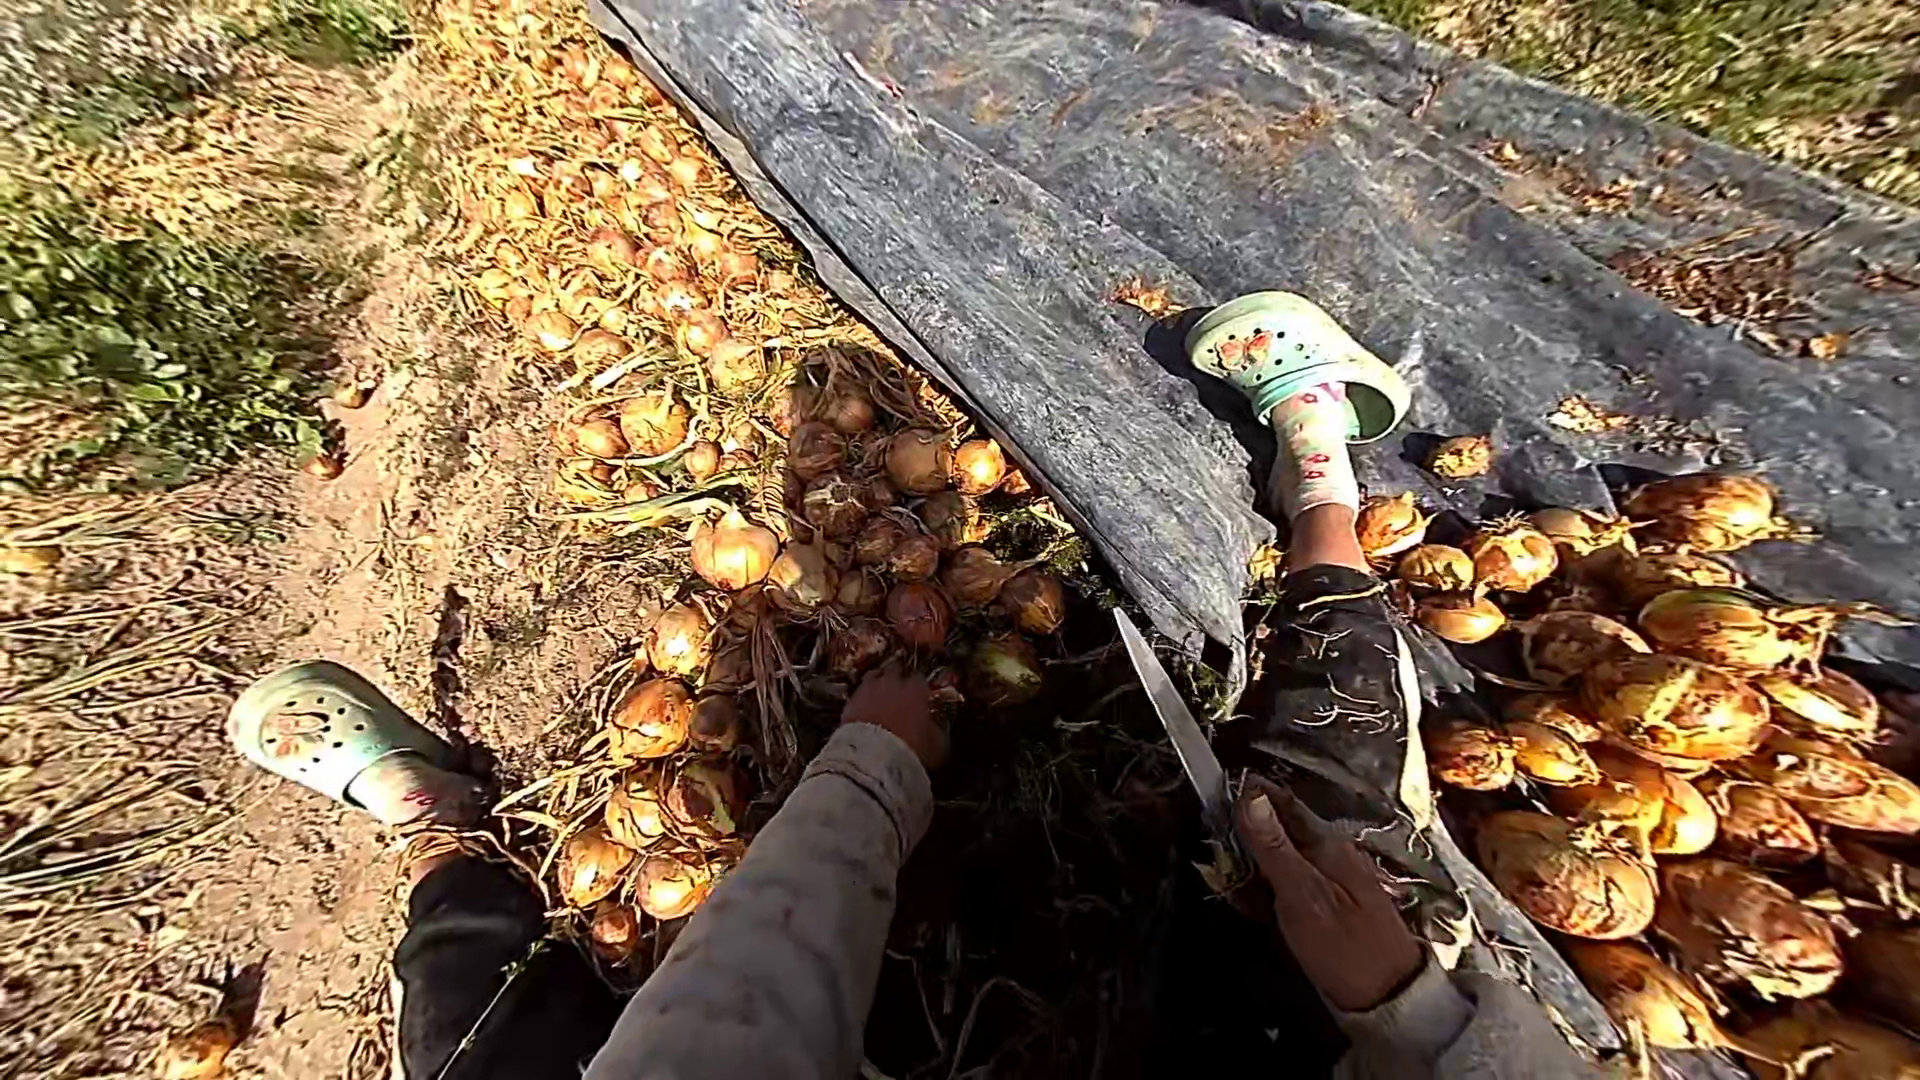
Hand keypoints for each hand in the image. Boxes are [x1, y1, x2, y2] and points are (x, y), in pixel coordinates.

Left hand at [842, 665, 945, 769]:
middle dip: (897, 679)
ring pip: (874, 676)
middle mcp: (894, 682)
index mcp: (917, 690)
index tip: (919, 697)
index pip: (920, 680)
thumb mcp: (936, 745)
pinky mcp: (851, 699)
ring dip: (877, 684)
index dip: (919, 688)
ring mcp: (871, 688)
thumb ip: (935, 731)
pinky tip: (862, 708)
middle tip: (898, 693)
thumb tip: (934, 728)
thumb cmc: (911, 750)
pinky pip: (858, 692)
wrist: (872, 756)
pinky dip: (861, 698)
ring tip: (878, 696)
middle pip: (896, 670)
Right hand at [1235, 776, 1423, 1011]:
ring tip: (1235, 888)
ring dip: (1250, 866)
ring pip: (1276, 855)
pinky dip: (1264, 887)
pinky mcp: (1325, 901)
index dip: (1247, 793)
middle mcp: (1328, 851)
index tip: (1214, 795)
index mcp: (1326, 842)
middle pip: (1275, 827)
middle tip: (1219, 856)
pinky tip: (1254, 904)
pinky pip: (1285, 880)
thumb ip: (1273, 845)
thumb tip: (1250, 793)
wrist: (1394, 1009)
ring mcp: (1328, 877)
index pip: (1281, 800)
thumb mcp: (1303, 895)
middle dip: (1243, 837)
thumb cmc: (1346, 948)